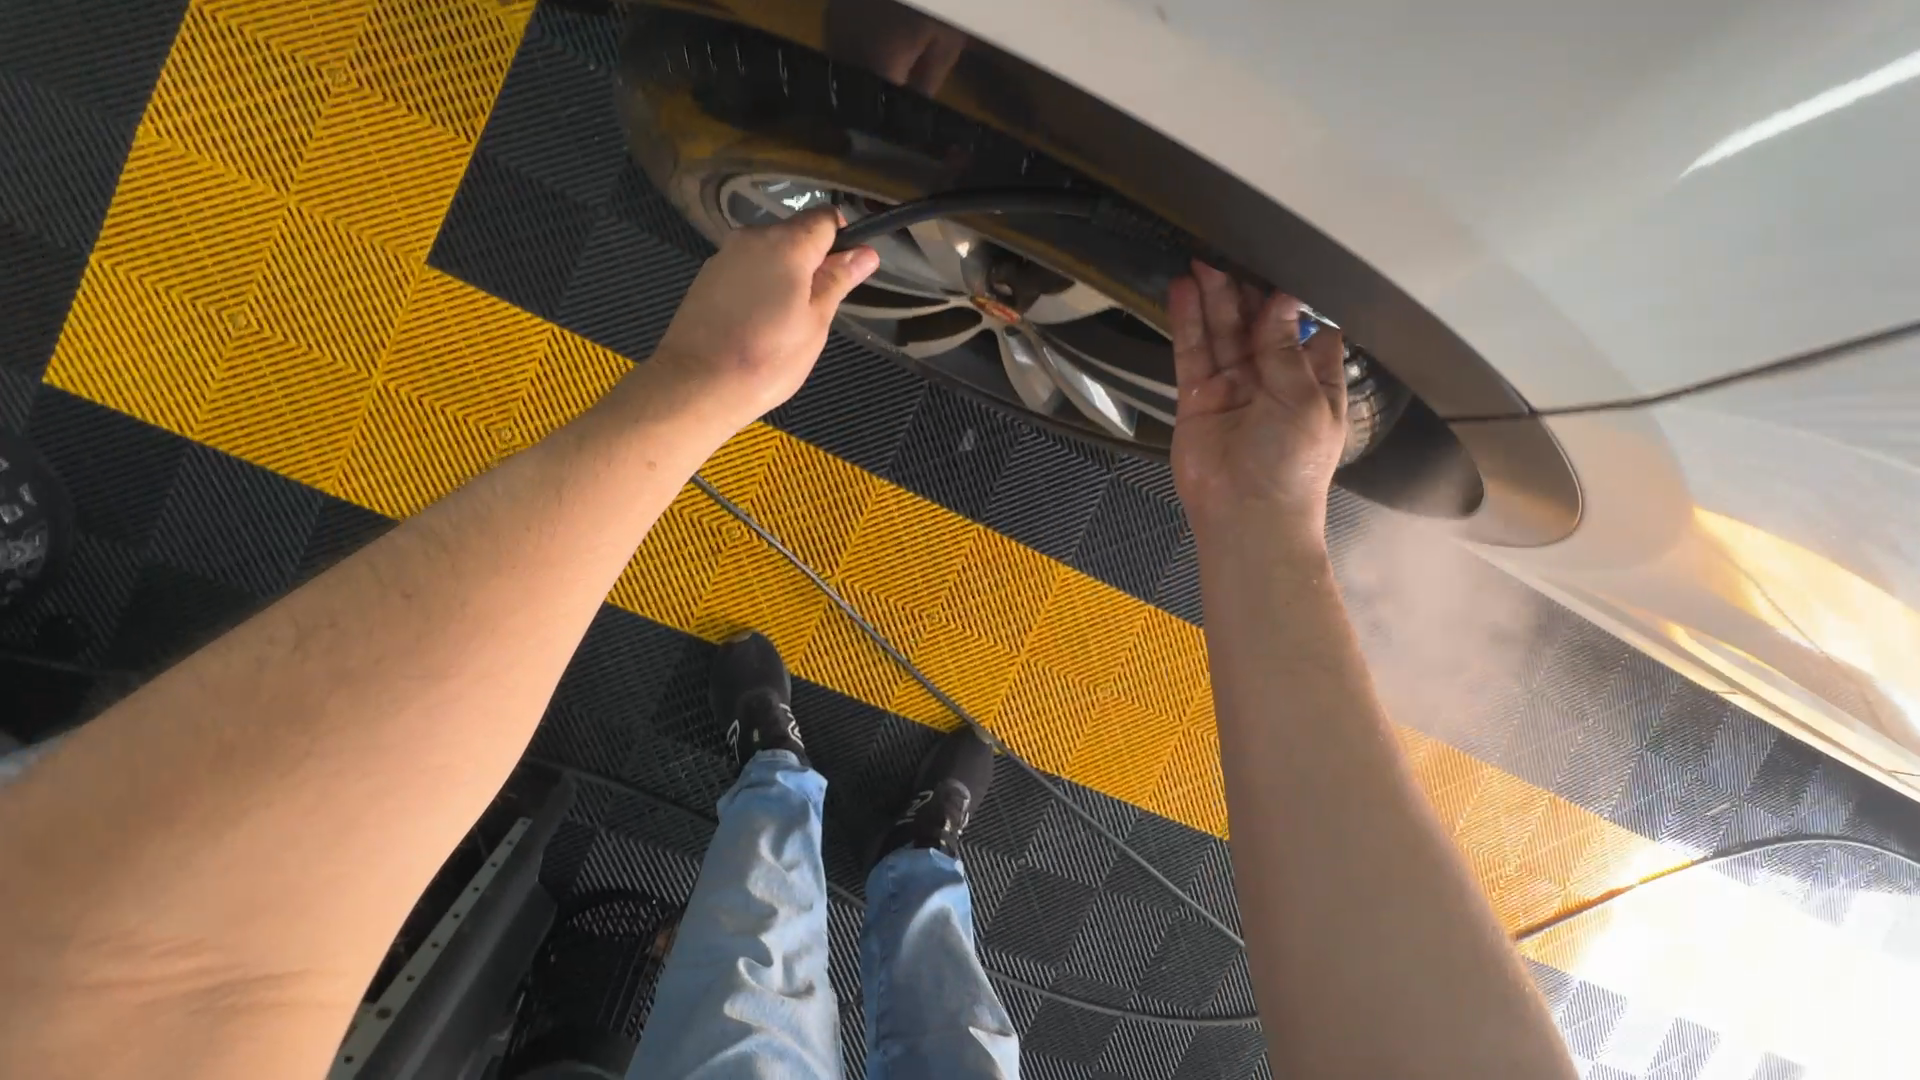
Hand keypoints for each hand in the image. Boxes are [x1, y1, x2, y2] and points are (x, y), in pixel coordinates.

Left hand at [650, 208, 879, 423]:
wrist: (698, 384)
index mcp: (787, 244)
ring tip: (784, 322)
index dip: (842, 241)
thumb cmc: (768, 359)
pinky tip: (756, 322)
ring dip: (785, 275)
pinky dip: (759, 286)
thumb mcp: (815, 323)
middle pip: (795, 233)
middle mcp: (753, 237)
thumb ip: (838, 282)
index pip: (825, 218)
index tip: (843, 275)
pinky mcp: (707, 275)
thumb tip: (866, 254)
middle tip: (815, 310)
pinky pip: (746, 269)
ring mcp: (726, 254)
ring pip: (769, 252)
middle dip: (812, 262)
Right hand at [1169, 261, 1346, 543]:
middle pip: (1257, 323)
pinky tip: (1183, 291)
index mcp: (1312, 379)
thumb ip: (1287, 348)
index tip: (1279, 259)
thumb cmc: (1292, 465)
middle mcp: (1271, 378)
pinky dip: (1187, 322)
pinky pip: (1192, 354)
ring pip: (1222, 332)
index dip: (1292, 296)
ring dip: (1214, 298)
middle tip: (1230, 251)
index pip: (1305, 326)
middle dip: (1246, 289)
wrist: (1247, 515)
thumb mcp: (1305, 399)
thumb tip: (1282, 300)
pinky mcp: (1197, 397)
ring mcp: (1232, 386)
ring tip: (1203, 259)